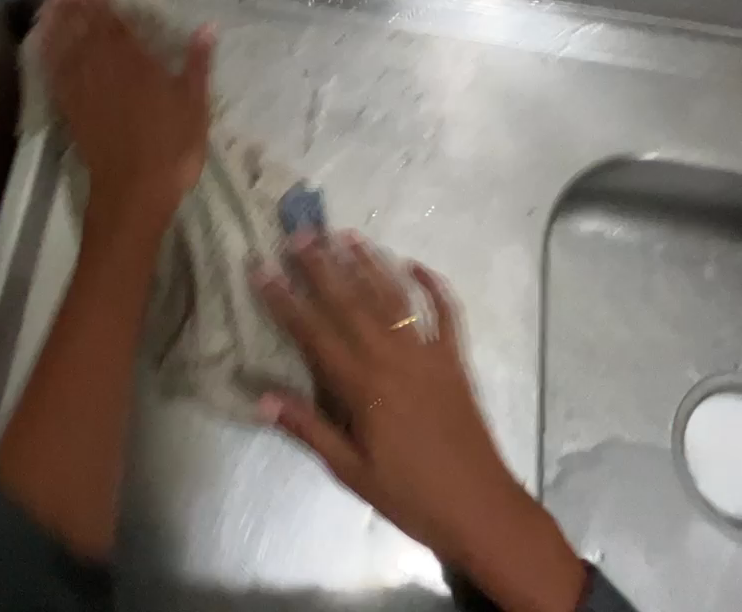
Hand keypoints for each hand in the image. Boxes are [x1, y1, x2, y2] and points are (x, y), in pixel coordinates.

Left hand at [37, 0, 213, 227]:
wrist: (134, 190)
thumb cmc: (172, 149)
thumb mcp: (196, 106)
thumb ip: (198, 64)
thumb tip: (208, 27)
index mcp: (138, 65)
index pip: (116, 25)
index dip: (104, 3)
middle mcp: (106, 70)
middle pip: (86, 30)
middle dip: (77, 5)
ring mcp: (85, 90)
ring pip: (66, 47)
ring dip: (58, 22)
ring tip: (52, 2)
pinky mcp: (72, 111)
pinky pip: (56, 75)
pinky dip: (49, 56)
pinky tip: (44, 45)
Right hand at [254, 233, 585, 611]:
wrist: (481, 509)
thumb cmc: (410, 494)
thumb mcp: (350, 470)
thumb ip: (308, 429)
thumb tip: (261, 399)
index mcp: (361, 385)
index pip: (312, 331)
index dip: (283, 298)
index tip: (262, 267)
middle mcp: (392, 357)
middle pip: (350, 301)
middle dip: (321, 265)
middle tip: (300, 232)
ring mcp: (428, 353)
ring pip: (393, 296)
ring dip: (369, 262)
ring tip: (346, 233)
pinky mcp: (455, 359)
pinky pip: (447, 312)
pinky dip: (433, 285)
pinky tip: (415, 263)